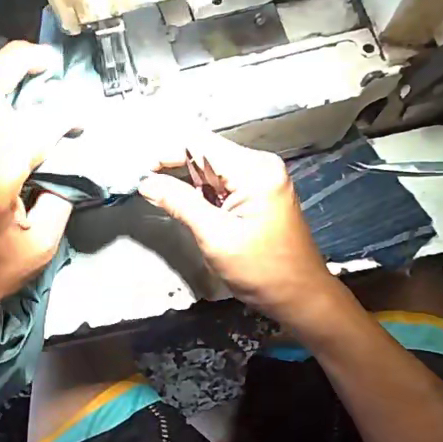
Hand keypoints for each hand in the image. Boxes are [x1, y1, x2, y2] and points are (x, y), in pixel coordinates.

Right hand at [137, 132, 342, 323]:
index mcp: (254, 171)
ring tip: (161, 196)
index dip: (166, 154)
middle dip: (174, 167)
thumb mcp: (215, 237)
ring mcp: (262, 178)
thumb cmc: (262, 271)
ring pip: (212, 167)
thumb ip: (180, 203)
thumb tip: (146, 183)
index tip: (140, 171)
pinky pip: (224, 182)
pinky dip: (203, 192)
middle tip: (146, 185)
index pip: (200, 144)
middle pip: (206, 152)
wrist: (301, 296)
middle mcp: (260, 166)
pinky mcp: (260, 193)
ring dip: (187, 182)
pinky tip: (188, 205)